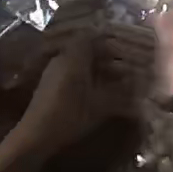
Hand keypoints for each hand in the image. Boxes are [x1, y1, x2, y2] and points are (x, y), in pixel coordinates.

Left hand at [7, 39, 116, 158]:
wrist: (36, 135)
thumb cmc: (70, 115)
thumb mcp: (100, 105)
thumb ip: (120, 92)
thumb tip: (136, 82)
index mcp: (74, 57)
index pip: (92, 36)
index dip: (109, 39)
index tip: (125, 46)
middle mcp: (63, 58)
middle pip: (86, 48)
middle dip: (106, 54)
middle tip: (124, 64)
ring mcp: (54, 70)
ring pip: (78, 60)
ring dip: (96, 66)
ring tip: (115, 78)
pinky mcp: (49, 83)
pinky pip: (71, 70)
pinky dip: (85, 75)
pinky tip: (96, 89)